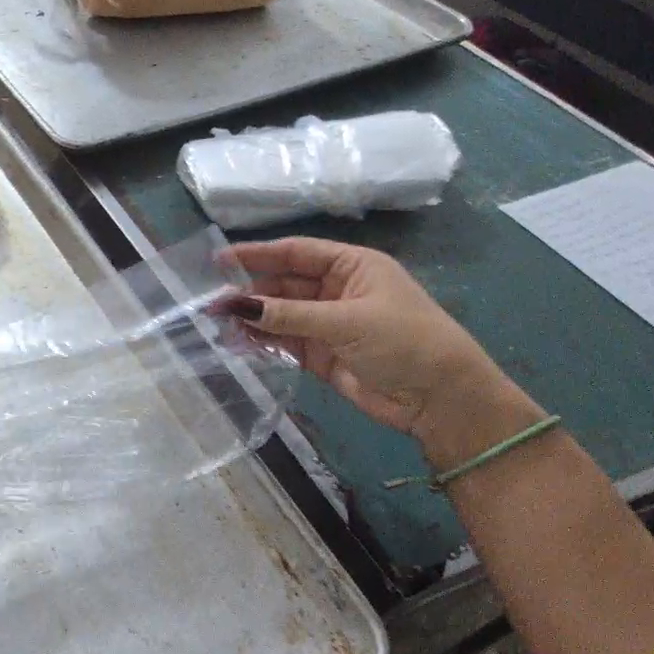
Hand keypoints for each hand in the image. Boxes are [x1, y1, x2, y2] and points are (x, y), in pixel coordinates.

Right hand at [220, 237, 542, 464]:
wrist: (440, 400)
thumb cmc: (405, 342)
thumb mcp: (345, 321)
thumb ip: (287, 314)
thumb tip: (234, 305)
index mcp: (352, 266)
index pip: (296, 253)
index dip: (257, 254)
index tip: (218, 260)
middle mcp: (336, 289)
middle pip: (282, 283)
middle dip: (249, 291)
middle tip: (212, 303)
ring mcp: (326, 322)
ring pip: (278, 312)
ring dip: (251, 317)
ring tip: (218, 323)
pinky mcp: (319, 353)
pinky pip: (282, 339)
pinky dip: (260, 339)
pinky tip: (237, 341)